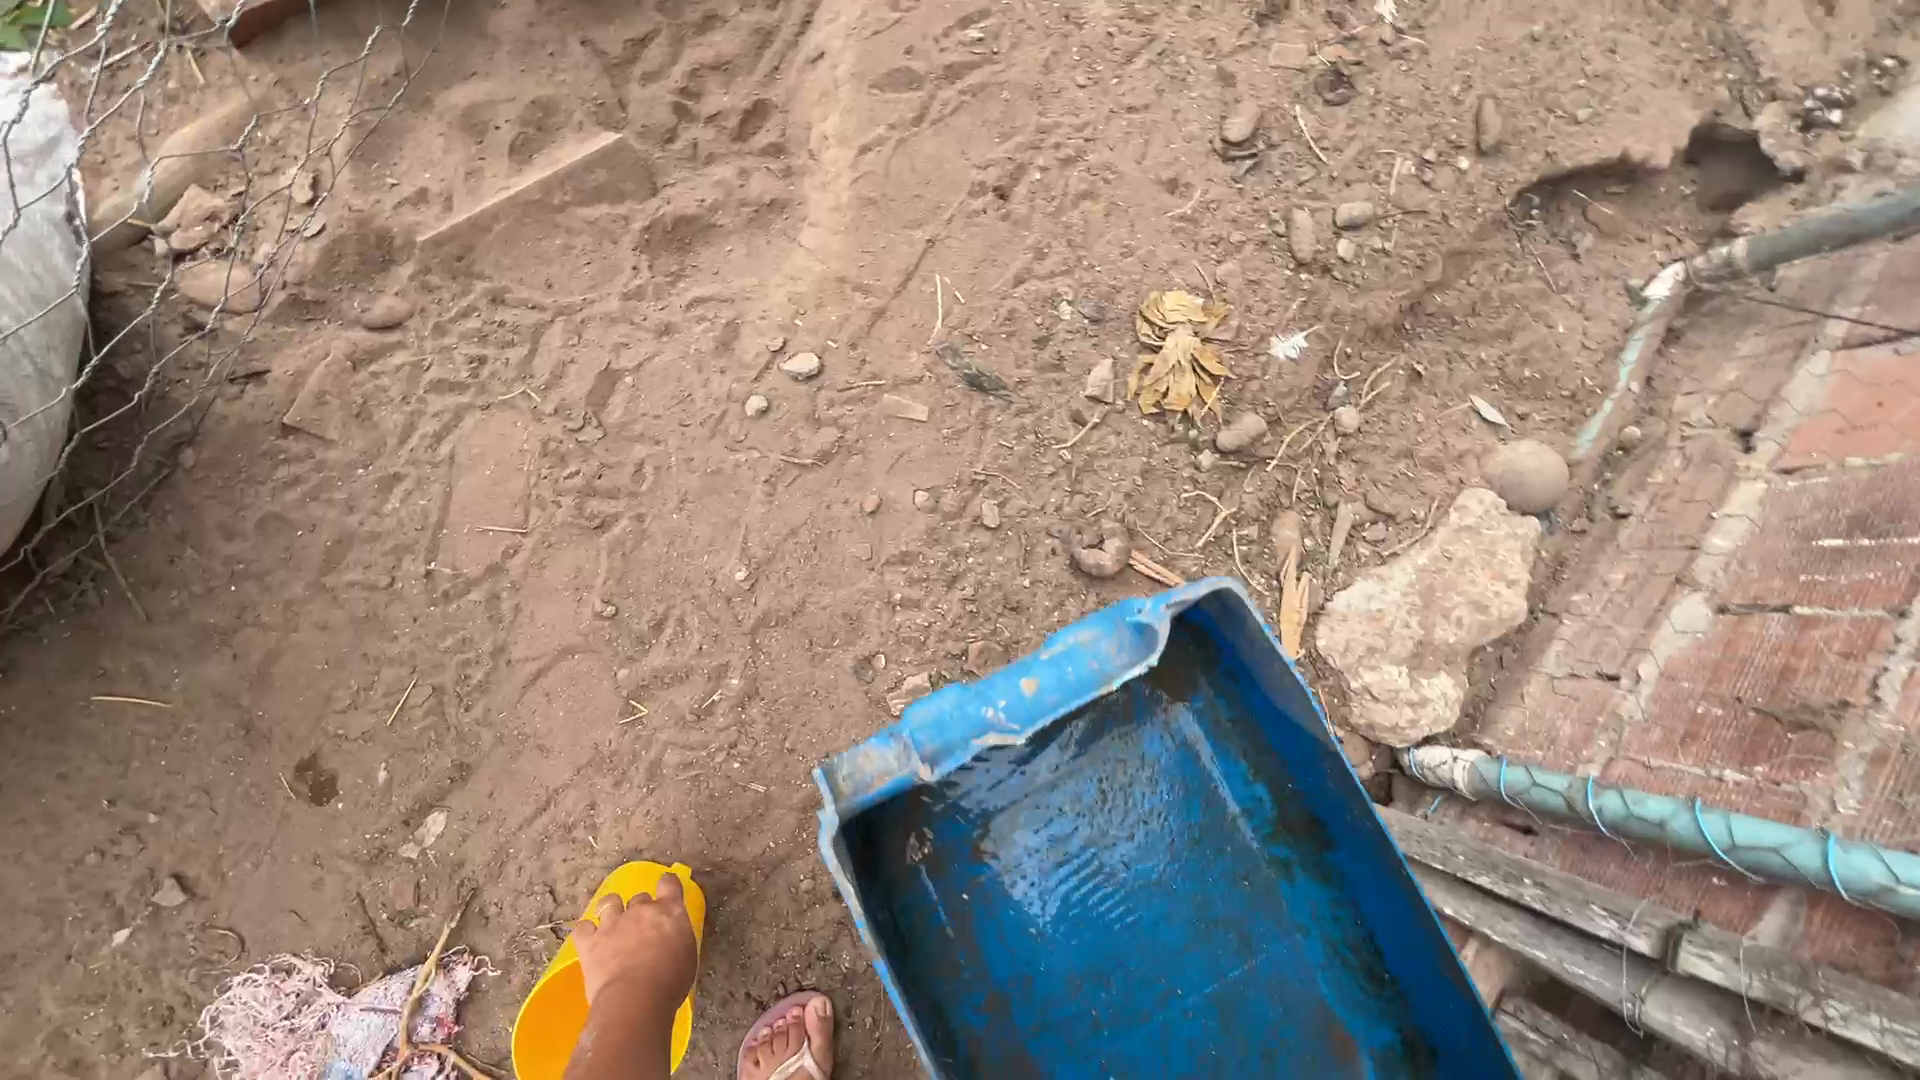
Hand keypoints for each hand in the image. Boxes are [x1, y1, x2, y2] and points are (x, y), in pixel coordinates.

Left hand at [570, 873, 698, 1010]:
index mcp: (669, 911)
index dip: (667, 883)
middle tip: (641, 927)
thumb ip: (677, 938)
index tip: (666, 886)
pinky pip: (582, 928)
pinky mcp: (590, 943)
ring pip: (609, 902)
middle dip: (639, 909)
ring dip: (611, 909)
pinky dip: (586, 931)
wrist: (636, 998)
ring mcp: (613, 924)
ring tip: (611, 923)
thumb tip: (671, 938)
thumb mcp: (687, 955)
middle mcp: (641, 910)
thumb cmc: (670, 981)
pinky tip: (589, 939)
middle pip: (639, 897)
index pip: (670, 883)